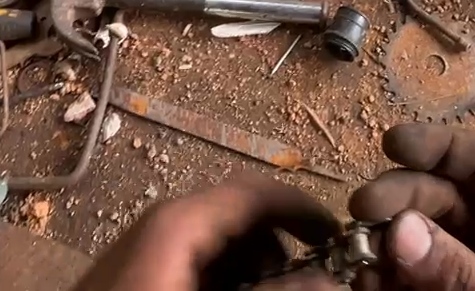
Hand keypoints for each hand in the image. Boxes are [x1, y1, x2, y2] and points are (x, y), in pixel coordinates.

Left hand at [73, 177, 344, 290]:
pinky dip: (223, 278)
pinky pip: (193, 261)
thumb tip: (332, 278)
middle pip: (240, 217)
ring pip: (218, 243)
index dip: (303, 210)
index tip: (338, 235)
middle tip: (307, 278)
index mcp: (180, 218)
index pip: (256, 192)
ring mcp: (146, 246)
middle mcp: (163, 220)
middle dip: (280, 247)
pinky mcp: (136, 274)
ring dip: (253, 266)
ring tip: (272, 289)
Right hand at [349, 125, 474, 290]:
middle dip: (401, 195)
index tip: (392, 143)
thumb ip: (461, 275)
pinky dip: (385, 275)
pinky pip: (409, 275)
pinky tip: (363, 280)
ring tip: (358, 250)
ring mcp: (469, 270)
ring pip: (419, 233)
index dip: (441, 146)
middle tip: (362, 210)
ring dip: (386, 236)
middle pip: (444, 194)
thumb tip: (398, 228)